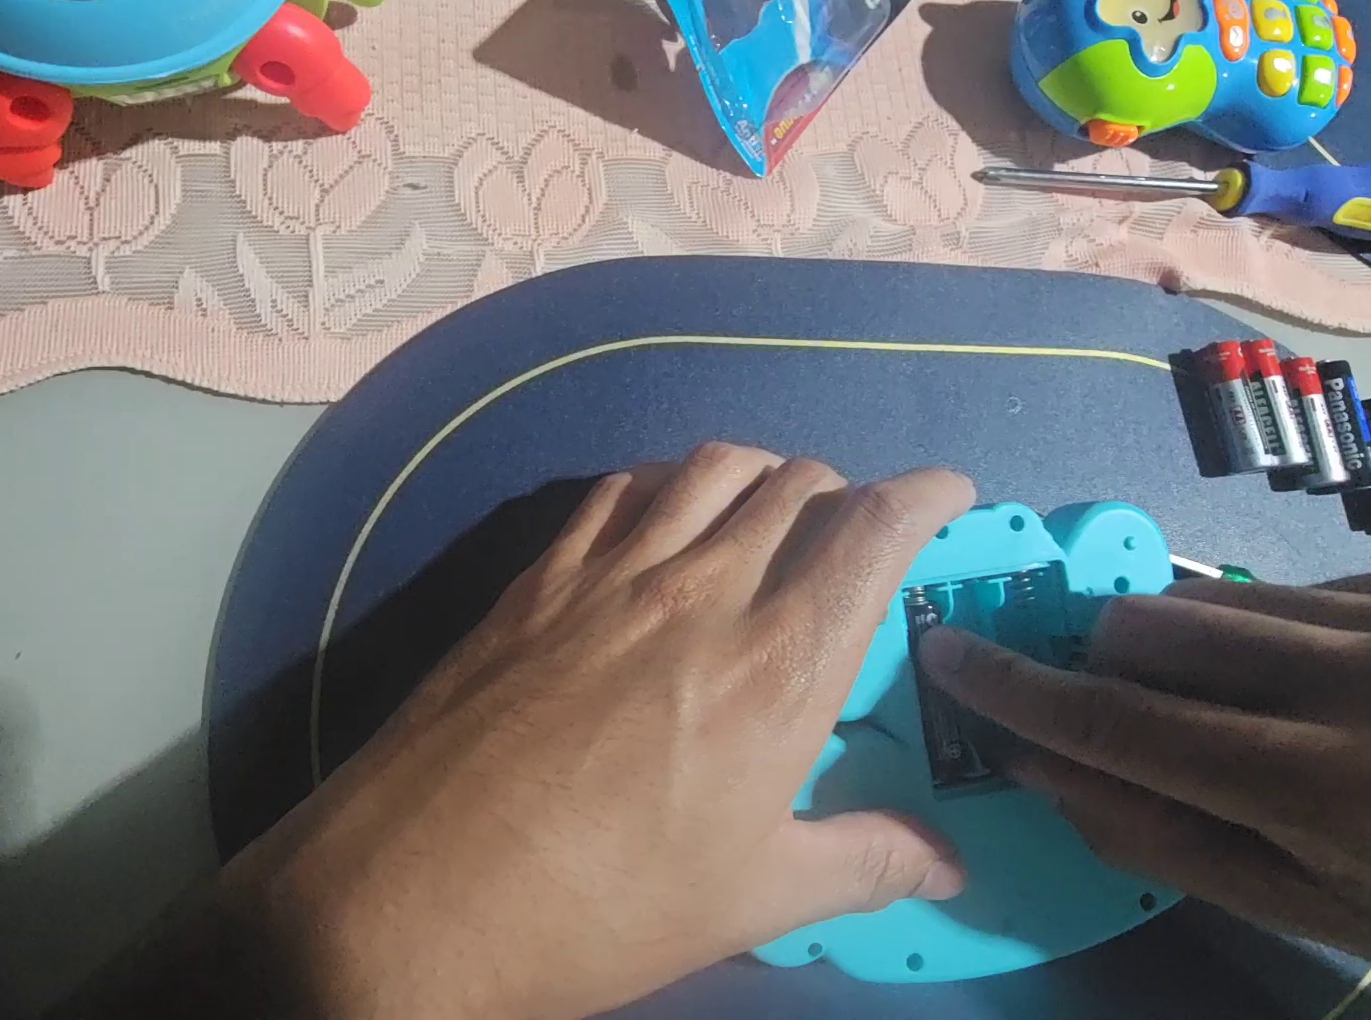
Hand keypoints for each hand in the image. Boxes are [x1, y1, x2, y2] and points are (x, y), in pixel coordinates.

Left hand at [54, 444, 975, 1019]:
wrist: (422, 892)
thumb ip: (864, 861)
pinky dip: (663, 483)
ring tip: (764, 505)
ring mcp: (613, 570)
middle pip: (794, 483)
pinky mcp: (544, 571)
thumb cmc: (603, 904)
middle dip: (839, 488)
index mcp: (777, 667)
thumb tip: (948, 862)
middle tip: (844, 525)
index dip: (922, 495)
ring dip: (757, 471)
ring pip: (710, 467)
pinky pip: (618, 489)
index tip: (944, 491)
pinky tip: (662, 513)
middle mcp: (703, 591)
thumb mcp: (752, 898)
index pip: (870, 533)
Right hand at [922, 555, 1370, 1016]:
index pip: (1130, 726)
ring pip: (1206, 596)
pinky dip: (1273, 632)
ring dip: (1189, 648)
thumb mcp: (1313, 910)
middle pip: (1150, 628)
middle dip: (1110, 667)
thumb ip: (1154, 829)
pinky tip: (1342, 677)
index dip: (1021, 692)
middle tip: (1137, 710)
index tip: (951, 654)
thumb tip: (1034, 759)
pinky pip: (1287, 586)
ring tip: (1259, 701)